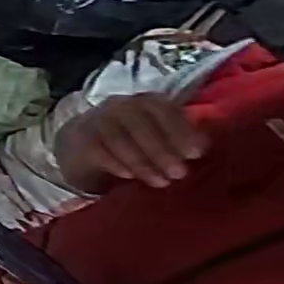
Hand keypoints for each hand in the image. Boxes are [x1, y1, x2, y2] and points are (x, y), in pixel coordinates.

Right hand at [53, 93, 206, 190]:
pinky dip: (115, 163)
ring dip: (142, 161)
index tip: (195, 155)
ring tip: (160, 182)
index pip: (162, 109)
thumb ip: (178, 136)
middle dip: (162, 149)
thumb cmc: (131, 141)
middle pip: (139, 123)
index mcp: (143, 102)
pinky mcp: (80, 140)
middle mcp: (118, 106)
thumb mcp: (157, 133)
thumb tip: (203, 147)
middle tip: (179, 173)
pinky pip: (98, 150)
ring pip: (118, 137)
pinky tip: (128, 176)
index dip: (180, 131)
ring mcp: (96, 121)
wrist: (83, 146)